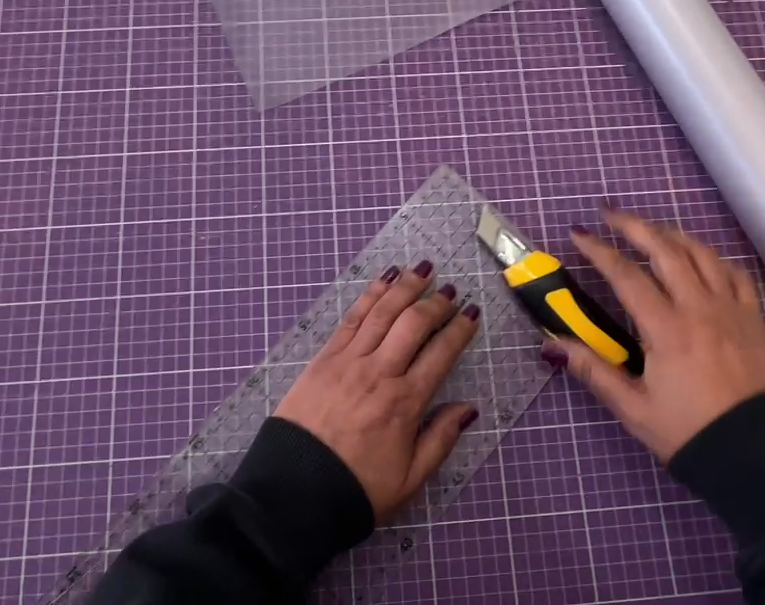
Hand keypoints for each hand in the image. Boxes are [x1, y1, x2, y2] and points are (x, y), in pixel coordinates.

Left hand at [274, 260, 482, 520]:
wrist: (293, 494)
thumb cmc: (356, 490)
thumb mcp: (410, 480)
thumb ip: (441, 439)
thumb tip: (468, 408)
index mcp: (405, 404)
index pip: (441, 354)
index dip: (460, 329)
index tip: (471, 313)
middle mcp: (379, 373)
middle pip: (413, 324)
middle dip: (436, 303)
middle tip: (450, 291)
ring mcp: (348, 361)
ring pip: (382, 312)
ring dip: (405, 287)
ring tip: (423, 270)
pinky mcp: (324, 357)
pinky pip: (352, 318)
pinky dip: (370, 295)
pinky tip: (384, 280)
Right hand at [547, 211, 764, 461]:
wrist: (758, 461)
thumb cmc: (690, 435)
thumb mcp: (634, 408)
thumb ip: (593, 371)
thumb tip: (552, 343)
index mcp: (667, 329)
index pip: (626, 275)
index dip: (599, 250)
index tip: (578, 234)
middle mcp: (700, 309)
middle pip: (665, 249)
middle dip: (633, 225)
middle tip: (609, 214)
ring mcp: (731, 311)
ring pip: (701, 254)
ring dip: (671, 234)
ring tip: (649, 229)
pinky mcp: (754, 321)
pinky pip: (735, 274)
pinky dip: (712, 258)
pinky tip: (699, 259)